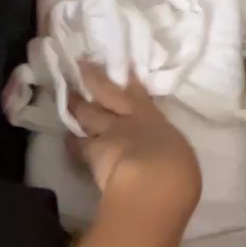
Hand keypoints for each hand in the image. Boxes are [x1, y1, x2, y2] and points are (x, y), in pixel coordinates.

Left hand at [67, 62, 200, 224]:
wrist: (151, 182)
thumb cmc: (176, 168)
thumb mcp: (178, 152)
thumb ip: (166, 145)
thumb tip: (163, 149)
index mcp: (152, 119)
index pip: (139, 95)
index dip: (130, 80)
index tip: (123, 66)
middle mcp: (128, 120)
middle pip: (107, 93)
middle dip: (94, 77)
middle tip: (81, 64)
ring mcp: (107, 133)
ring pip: (88, 113)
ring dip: (76, 105)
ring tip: (68, 97)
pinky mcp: (92, 153)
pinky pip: (78, 145)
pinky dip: (72, 141)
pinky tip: (67, 138)